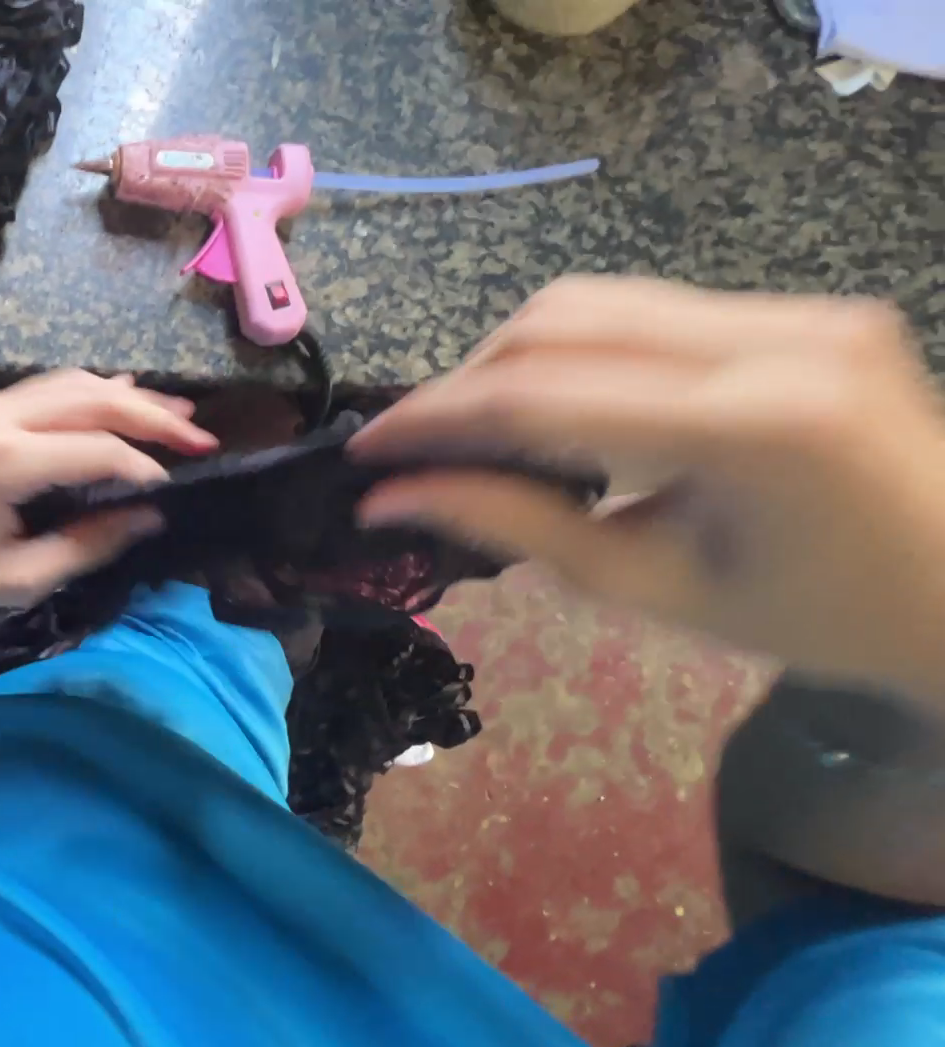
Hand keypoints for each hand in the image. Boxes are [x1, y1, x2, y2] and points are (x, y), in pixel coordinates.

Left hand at [0, 370, 216, 618]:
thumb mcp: (17, 578)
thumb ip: (87, 544)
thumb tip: (148, 516)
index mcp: (6, 462)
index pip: (99, 450)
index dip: (145, 467)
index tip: (174, 487)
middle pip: (93, 399)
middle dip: (151, 415)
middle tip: (200, 434)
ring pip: (70, 385)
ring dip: (124, 395)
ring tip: (174, 412)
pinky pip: (42, 391)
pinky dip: (85, 394)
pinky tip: (117, 393)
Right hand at [350, 276, 944, 696]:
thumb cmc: (812, 617)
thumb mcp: (637, 584)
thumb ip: (506, 523)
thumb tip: (385, 499)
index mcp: (752, 426)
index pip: (538, 396)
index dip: (429, 419)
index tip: (361, 450)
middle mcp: (777, 339)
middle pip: (554, 324)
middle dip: (457, 384)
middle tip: (410, 446)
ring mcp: (793, 310)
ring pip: (584, 301)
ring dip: (501, 359)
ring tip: (468, 425)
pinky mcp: (791, 309)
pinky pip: (630, 310)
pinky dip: (556, 351)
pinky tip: (541, 403)